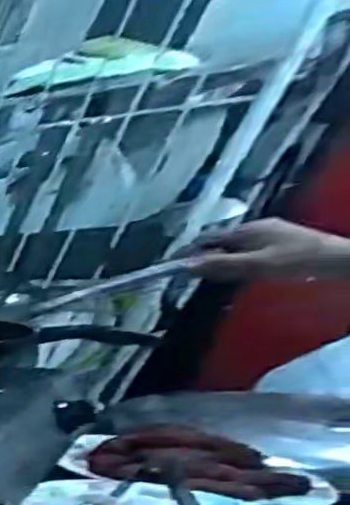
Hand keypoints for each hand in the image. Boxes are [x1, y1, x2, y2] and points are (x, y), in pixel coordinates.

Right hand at [188, 219, 349, 281]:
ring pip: (230, 248)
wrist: (339, 259)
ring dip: (221, 262)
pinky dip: (236, 261)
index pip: (205, 239)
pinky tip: (242, 272)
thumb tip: (184, 266)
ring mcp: (268, 232)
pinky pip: (244, 250)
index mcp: (247, 230)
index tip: (171, 269)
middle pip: (217, 244)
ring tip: (223, 276)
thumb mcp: (253, 265)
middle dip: (205, 259)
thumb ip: (218, 265)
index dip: (186, 253)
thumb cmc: (295, 260)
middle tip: (200, 277)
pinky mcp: (277, 240)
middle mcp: (255, 227)